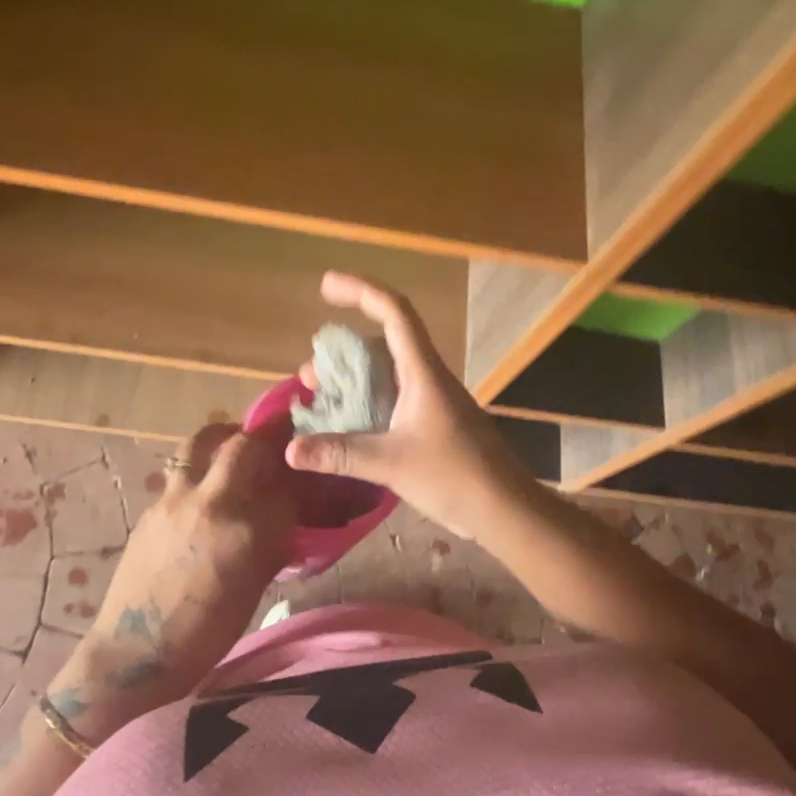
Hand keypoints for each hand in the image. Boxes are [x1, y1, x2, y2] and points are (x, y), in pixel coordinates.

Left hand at [46, 423, 293, 741]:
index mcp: (247, 531)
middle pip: (245, 445)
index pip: (286, 485)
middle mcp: (212, 503)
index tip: (311, 471)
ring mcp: (176, 500)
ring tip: (236, 447)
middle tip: (277, 442)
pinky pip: (180, 470)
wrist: (134, 654)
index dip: (302, 476)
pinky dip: (200, 466)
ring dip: (224, 437)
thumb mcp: (254, 589)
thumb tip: (286, 517)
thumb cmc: (204, 635)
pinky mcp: (152, 507)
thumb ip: (272, 544)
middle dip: (266, 437)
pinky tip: (207, 486)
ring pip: (202, 443)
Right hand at [285, 271, 535, 540]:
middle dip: (342, 352)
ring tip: (319, 401)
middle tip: (310, 377)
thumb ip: (340, 453)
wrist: (505, 509)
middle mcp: (427, 378)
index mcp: (423, 372)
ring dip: (352, 382)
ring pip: (386, 376)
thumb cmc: (455, 476)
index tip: (326, 287)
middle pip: (383, 345)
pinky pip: (392, 402)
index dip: (361, 291)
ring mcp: (432, 403)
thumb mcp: (391, 463)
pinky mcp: (433, 426)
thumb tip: (291, 450)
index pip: (394, 313)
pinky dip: (365, 406)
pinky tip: (345, 429)